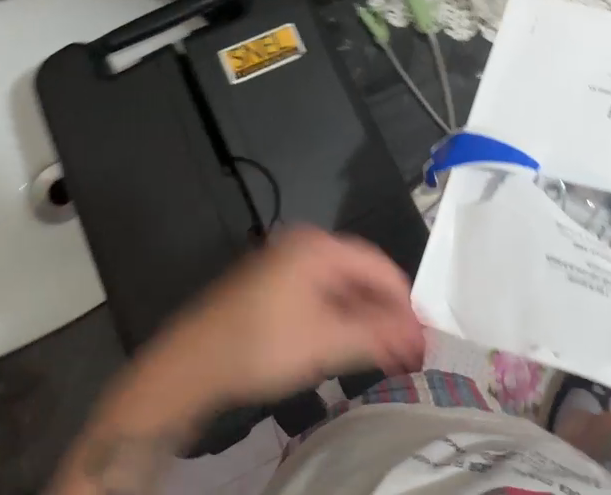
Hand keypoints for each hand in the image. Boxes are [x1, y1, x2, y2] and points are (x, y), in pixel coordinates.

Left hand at [101, 226, 426, 432]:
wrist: (190, 365)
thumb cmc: (260, 346)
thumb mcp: (326, 343)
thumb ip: (378, 335)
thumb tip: (418, 336)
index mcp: (318, 247)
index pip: (380, 267)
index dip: (404, 303)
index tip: (421, 336)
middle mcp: (304, 246)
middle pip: (360, 275)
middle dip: (385, 313)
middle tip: (406, 350)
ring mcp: (285, 264)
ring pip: (340, 288)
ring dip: (364, 320)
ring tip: (382, 354)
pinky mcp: (271, 286)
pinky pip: (319, 295)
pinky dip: (339, 319)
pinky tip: (348, 346)